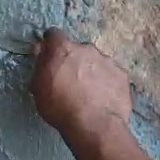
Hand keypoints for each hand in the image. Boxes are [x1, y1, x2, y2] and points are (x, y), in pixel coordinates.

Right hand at [30, 28, 132, 146]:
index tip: (50, 55)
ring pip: (95, 61)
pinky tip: (102, 98)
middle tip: (70, 81)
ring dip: (91, 71)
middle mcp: (86, 48)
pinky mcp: (121, 74)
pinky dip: (106, 82)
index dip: (51, 44)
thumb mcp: (38, 87)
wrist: (94, 125)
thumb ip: (40, 63)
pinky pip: (110, 74)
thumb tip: (40, 47)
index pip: (54, 34)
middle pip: (77, 49)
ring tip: (88, 93)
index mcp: (63, 49)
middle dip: (73, 61)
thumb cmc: (59, 107)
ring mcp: (107, 60)